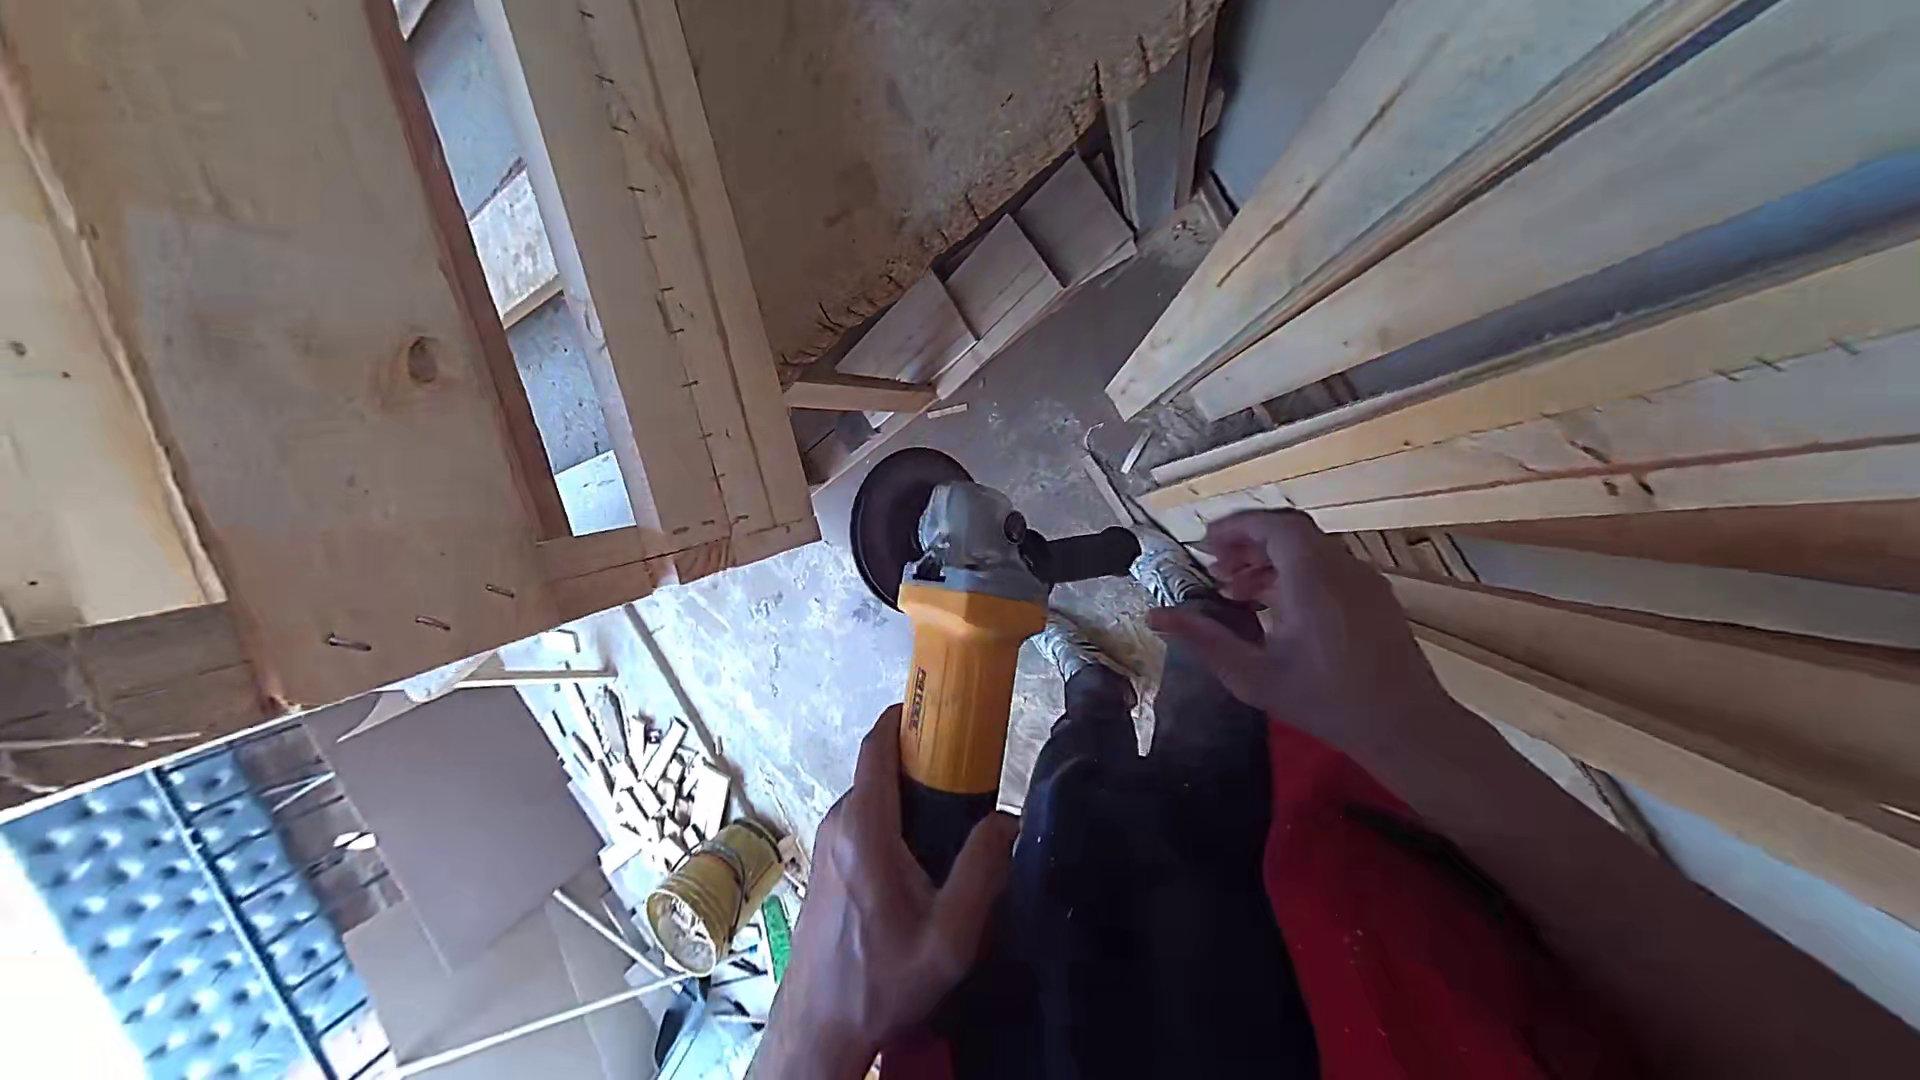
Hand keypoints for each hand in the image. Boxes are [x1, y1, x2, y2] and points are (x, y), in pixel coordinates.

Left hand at [755, 707, 1018, 1078]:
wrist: (820, 1025)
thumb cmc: (882, 979)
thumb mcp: (949, 937)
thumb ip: (982, 873)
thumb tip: (1009, 821)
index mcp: (864, 827)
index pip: (876, 747)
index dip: (903, 717)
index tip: (937, 710)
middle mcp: (839, 821)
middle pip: (879, 768)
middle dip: (919, 759)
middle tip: (965, 773)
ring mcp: (827, 839)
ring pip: (872, 793)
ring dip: (907, 790)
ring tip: (951, 813)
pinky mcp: (826, 857)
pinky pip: (863, 815)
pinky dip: (892, 811)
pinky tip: (921, 848)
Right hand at [1146, 510, 1465, 766]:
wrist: (1407, 729)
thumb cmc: (1325, 702)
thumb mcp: (1252, 675)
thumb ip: (1202, 640)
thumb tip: (1155, 616)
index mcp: (1312, 580)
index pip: (1274, 525)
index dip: (1235, 527)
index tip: (1205, 543)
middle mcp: (1342, 569)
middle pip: (1290, 532)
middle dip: (1248, 542)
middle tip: (1216, 567)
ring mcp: (1363, 581)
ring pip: (1308, 549)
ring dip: (1268, 559)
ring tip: (1236, 590)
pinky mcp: (1373, 597)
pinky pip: (1326, 567)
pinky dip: (1293, 573)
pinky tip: (1272, 607)